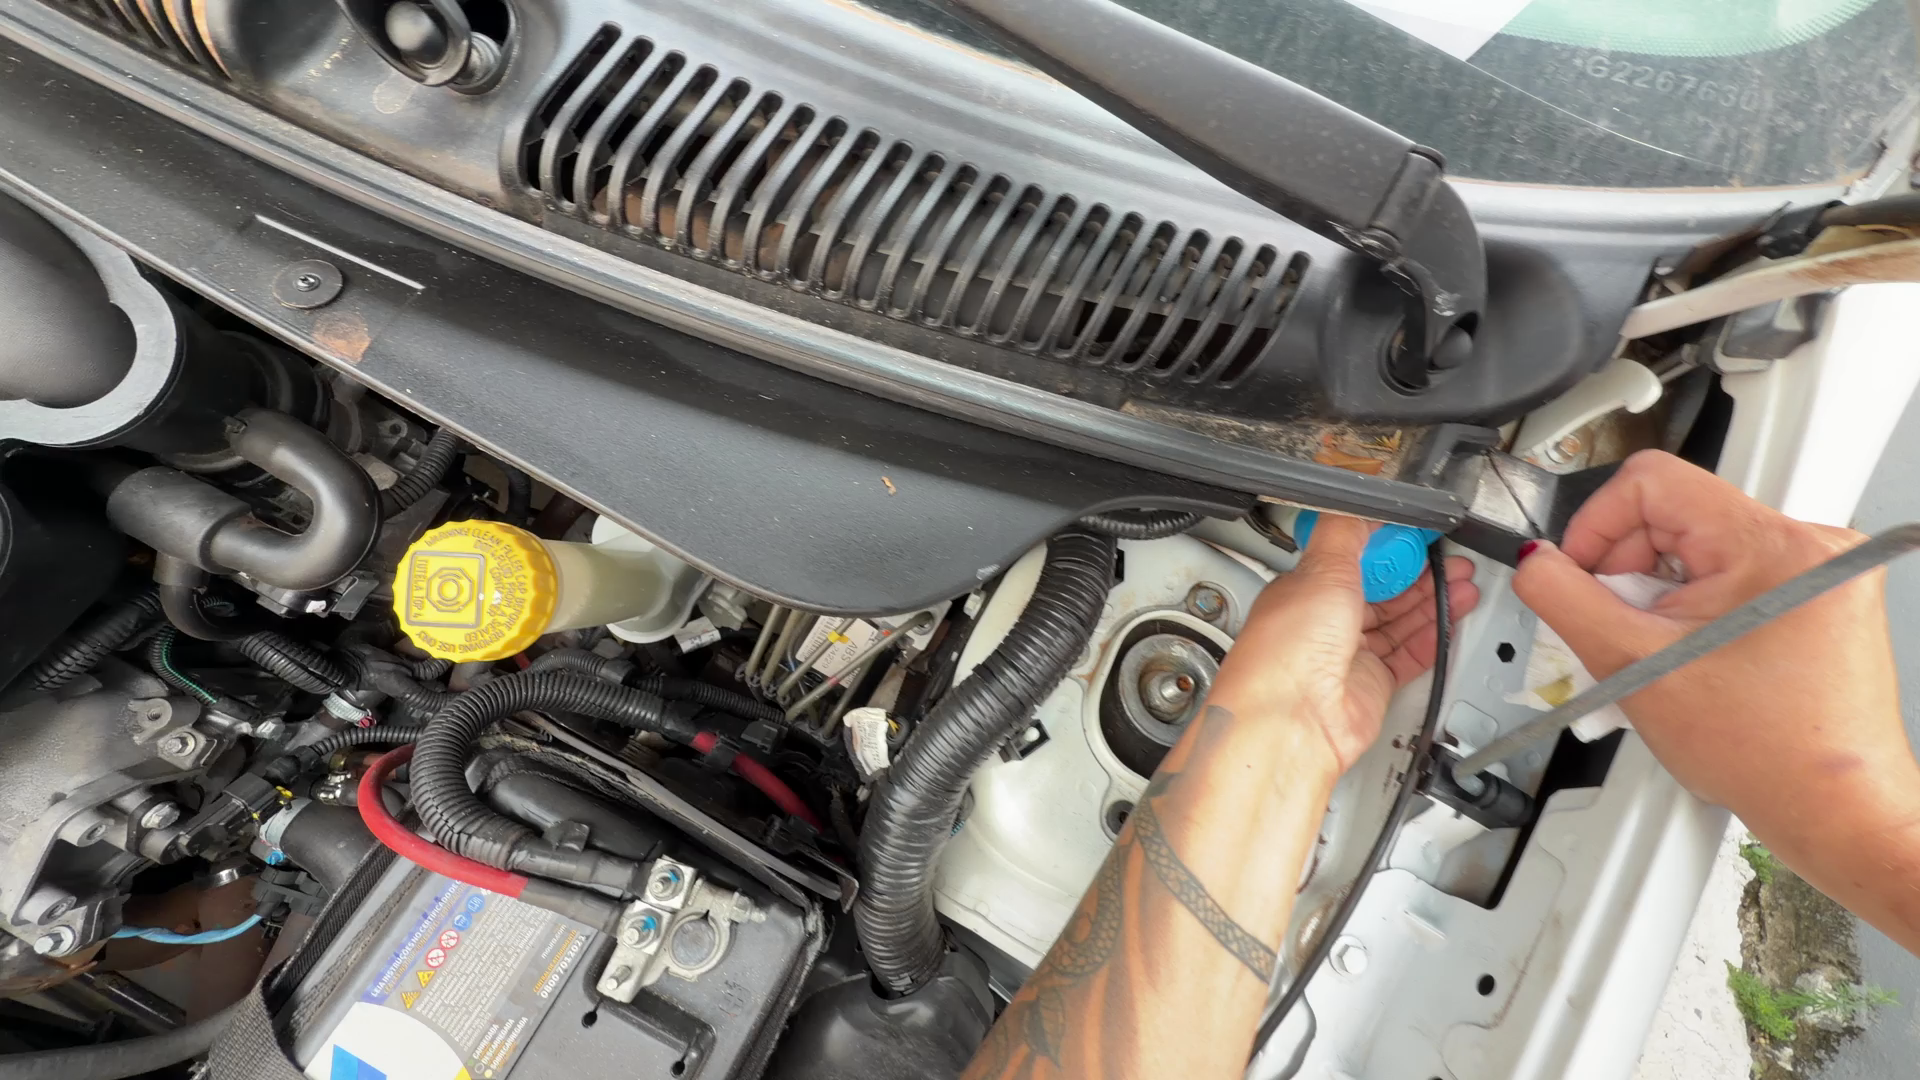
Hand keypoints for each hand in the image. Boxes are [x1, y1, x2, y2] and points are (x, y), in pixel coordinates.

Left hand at [1209, 514, 1479, 771]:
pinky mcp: (1371, 684)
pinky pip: (1409, 652)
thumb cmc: (1286, 650)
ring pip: (1397, 619)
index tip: (1414, 534)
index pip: (1346, 559)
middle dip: (1415, 572)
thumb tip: (1353, 507)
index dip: (1381, 546)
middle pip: (1376, 590)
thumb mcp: (1320, 572)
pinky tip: (1455, 613)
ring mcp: (1346, 654)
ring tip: (1464, 578)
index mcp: (1299, 590)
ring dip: (1432, 599)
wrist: (1291, 720)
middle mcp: (1320, 622)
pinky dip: (1434, 633)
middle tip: (1451, 556)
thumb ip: (1342, 536)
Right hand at [1511, 450, 1904, 819]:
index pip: (1650, 482)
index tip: (1582, 570)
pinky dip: (1673, 603)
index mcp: (1773, 547)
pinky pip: (1709, 570)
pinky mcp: (1804, 593)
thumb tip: (1532, 558)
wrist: (1827, 804)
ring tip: (1652, 641)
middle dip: (1619, 567)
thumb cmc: (1757, 745)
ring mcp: (1812, 569)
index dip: (1595, 523)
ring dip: (1644, 590)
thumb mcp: (1622, 659)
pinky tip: (1675, 644)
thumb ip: (1557, 593)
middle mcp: (1808, 546)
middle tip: (1620, 621)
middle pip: (1663, 513)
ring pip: (1681, 544)